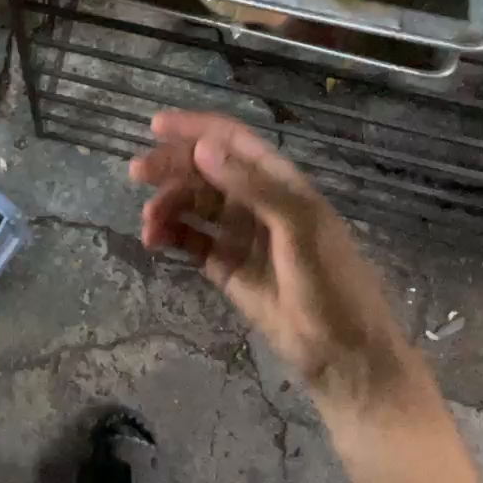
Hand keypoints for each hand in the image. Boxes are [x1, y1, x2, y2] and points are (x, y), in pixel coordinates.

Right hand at [130, 111, 410, 399]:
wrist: (345, 357)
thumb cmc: (331, 283)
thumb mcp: (298, 227)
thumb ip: (251, 186)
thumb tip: (201, 149)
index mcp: (278, 181)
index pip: (232, 140)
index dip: (195, 128)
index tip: (155, 125)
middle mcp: (255, 200)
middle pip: (204, 170)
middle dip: (170, 167)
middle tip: (137, 172)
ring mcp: (240, 233)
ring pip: (193, 204)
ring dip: (167, 204)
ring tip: (149, 223)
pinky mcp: (226, 266)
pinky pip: (190, 239)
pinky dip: (170, 234)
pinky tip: (154, 240)